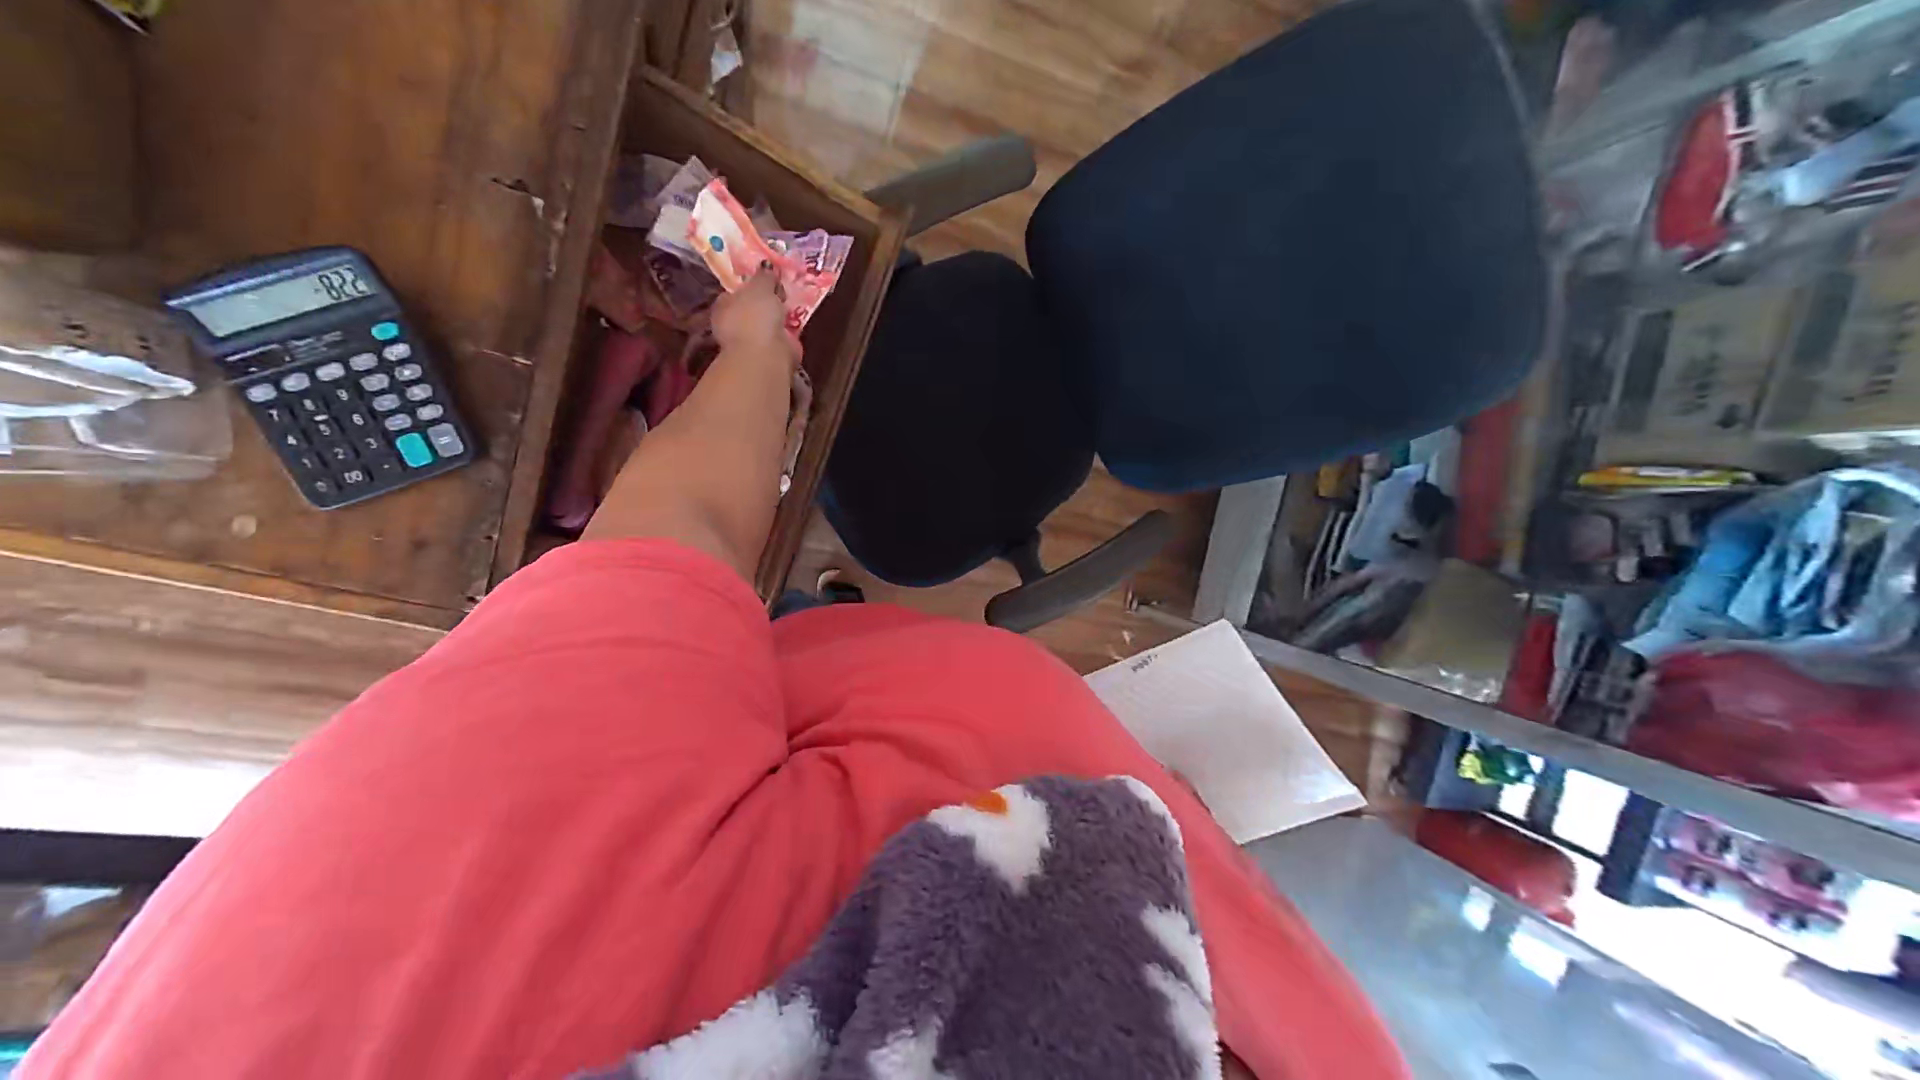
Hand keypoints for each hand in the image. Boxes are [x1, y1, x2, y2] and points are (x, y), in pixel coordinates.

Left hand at [710, 269, 798, 366]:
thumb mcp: (760, 286)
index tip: (766, 279)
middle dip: (766, 301)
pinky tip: (796, 323)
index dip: (749, 285)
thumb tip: (767, 266)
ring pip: (766, 322)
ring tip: (792, 305)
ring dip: (777, 317)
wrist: (766, 354)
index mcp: (723, 305)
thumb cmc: (755, 316)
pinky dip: (787, 331)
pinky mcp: (769, 352)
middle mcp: (733, 324)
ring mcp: (751, 340)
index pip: (735, 291)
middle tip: (782, 292)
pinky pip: (779, 336)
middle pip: (751, 307)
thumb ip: (764, 276)